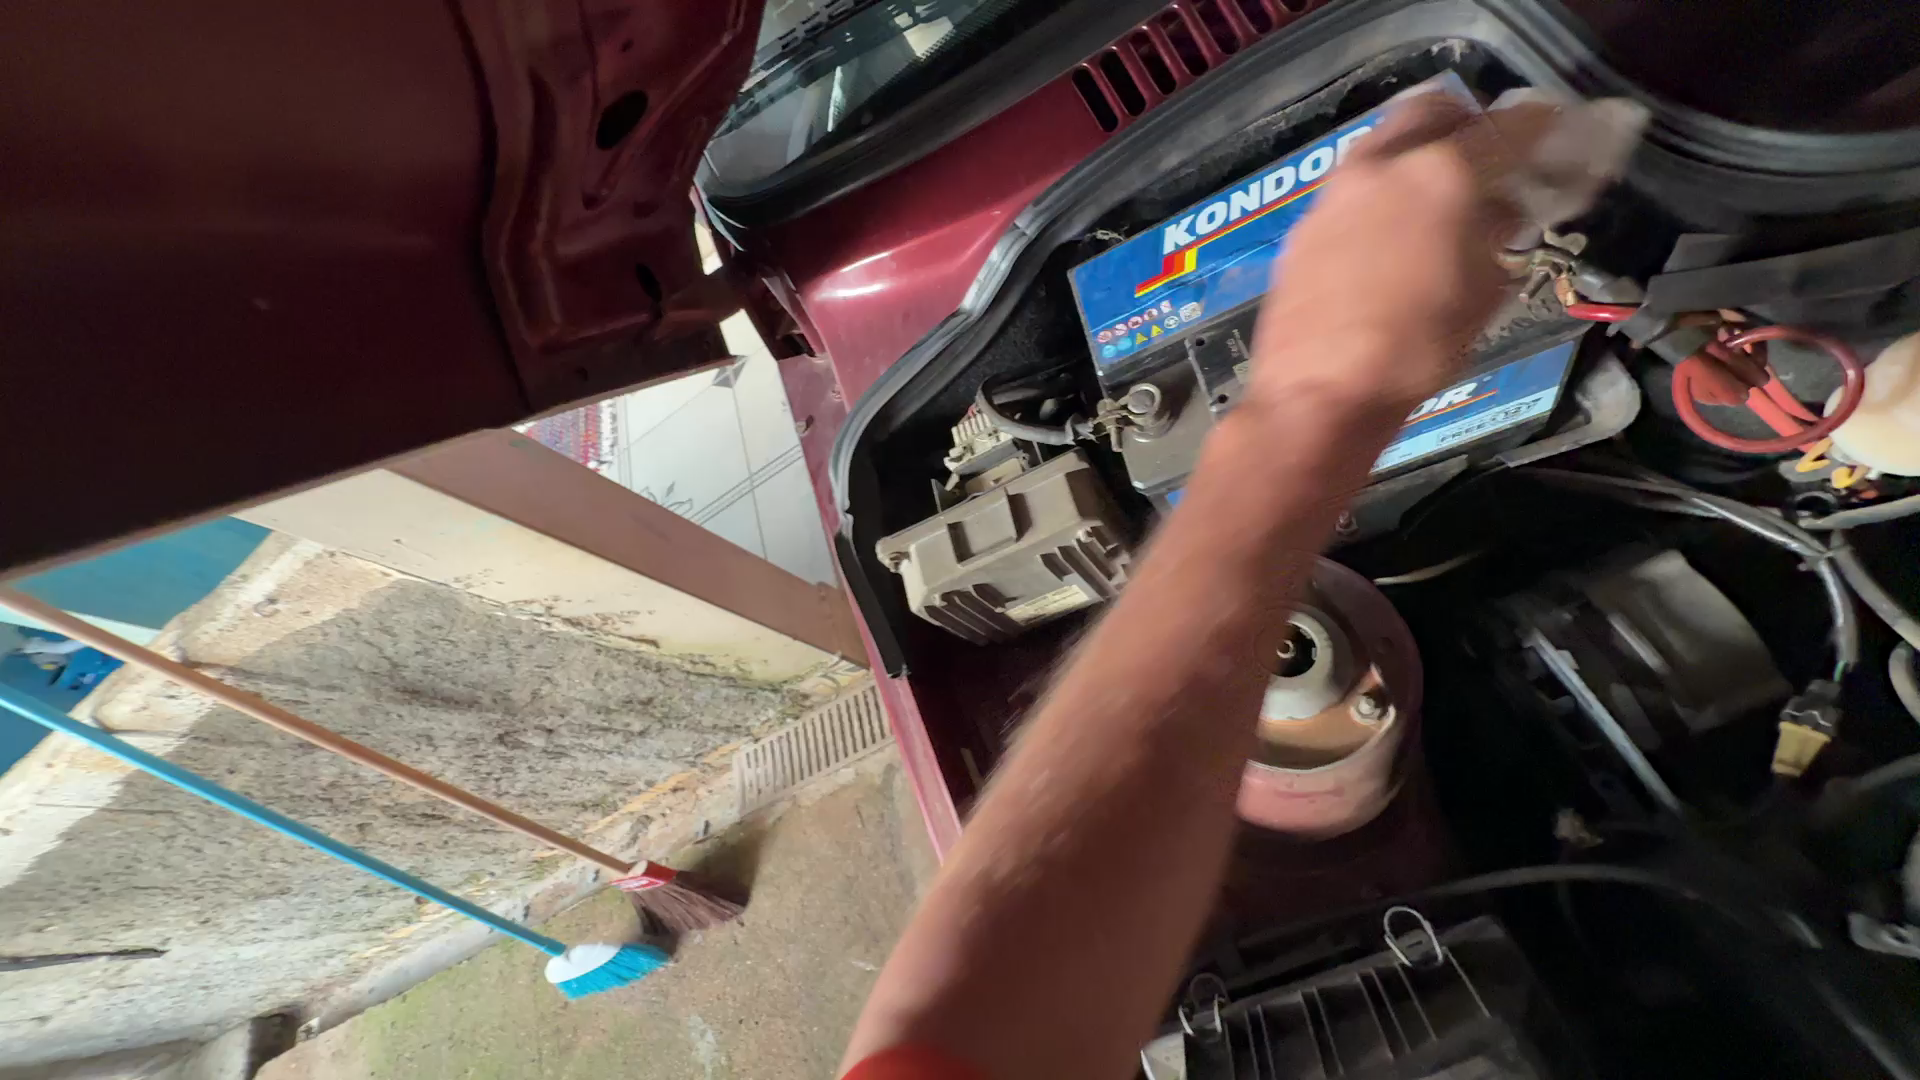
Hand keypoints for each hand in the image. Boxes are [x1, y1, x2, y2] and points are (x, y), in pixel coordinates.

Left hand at [1243, 91, 1538, 419]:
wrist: (1317, 393)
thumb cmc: (1414, 351)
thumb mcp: (1483, 293)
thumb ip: (1496, 235)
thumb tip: (1498, 212)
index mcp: (1440, 174)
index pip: (1510, 126)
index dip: (1543, 130)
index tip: (1556, 143)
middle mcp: (1378, 170)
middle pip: (1429, 113)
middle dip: (1464, 125)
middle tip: (1483, 159)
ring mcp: (1329, 200)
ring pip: (1377, 151)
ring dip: (1410, 160)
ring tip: (1431, 200)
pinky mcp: (1298, 235)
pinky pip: (1344, 196)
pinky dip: (1373, 199)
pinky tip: (1383, 237)